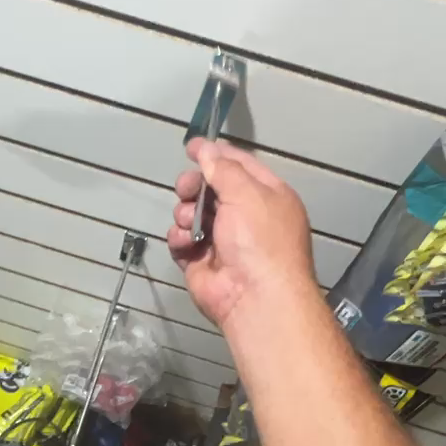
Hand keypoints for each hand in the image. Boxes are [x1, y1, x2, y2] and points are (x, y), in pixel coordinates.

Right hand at [166, 138, 316, 330]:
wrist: (254, 297)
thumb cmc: (260, 240)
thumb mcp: (247, 193)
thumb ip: (223, 168)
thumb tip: (205, 149)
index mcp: (266, 197)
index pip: (239, 166)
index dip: (215, 154)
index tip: (191, 147)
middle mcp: (245, 217)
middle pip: (210, 189)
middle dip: (194, 185)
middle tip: (186, 188)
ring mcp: (221, 241)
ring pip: (191, 214)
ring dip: (185, 213)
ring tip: (190, 221)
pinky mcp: (200, 263)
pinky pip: (181, 242)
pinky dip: (179, 239)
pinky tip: (186, 243)